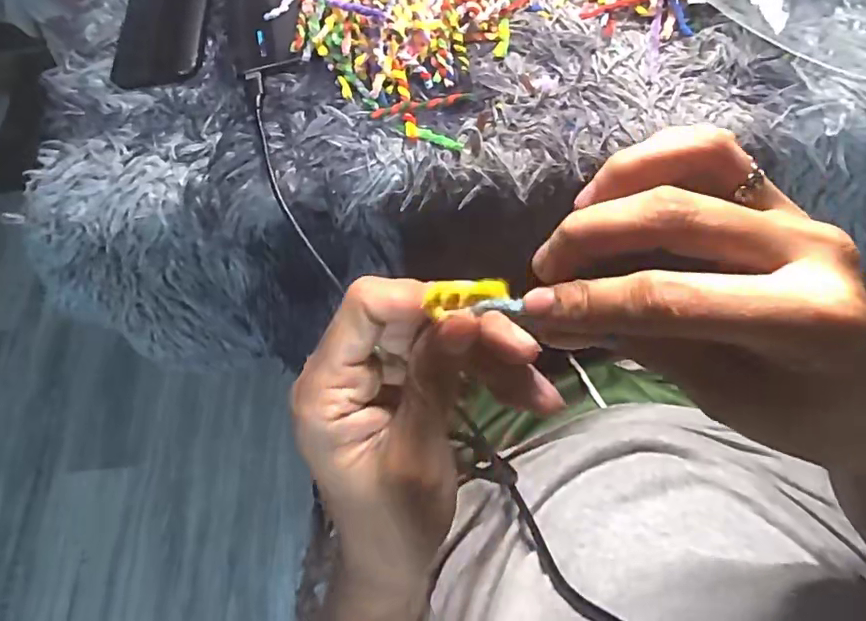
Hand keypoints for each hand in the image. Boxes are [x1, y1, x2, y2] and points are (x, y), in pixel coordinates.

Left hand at [291, 277, 562, 609]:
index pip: (364, 307)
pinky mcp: (406, 376)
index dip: (417, 298)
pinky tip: (531, 395)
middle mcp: (350, 363)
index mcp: (327, 382)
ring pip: (441, 332)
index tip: (473, 314)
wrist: (394, 566)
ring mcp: (380, 368)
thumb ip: (432, 381)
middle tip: (526, 351)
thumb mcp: (415, 457)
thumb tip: (461, 317)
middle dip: (474, 329)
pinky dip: (491, 373)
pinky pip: (451, 356)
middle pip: (413, 316)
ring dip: (493, 355)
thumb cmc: (393, 523)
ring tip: (539, 389)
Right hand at [524, 125, 865, 473]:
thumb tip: (555, 311)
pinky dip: (657, 156)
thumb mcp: (717, 396)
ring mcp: (801, 210)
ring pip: (702, 155)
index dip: (595, 298)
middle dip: (594, 234)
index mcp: (811, 319)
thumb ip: (639, 341)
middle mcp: (812, 247)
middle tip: (548, 262)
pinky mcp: (782, 194)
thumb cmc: (799, 417)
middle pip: (677, 216)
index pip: (674, 296)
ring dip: (625, 174)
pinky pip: (714, 151)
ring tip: (582, 209)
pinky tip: (622, 187)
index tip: (537, 305)